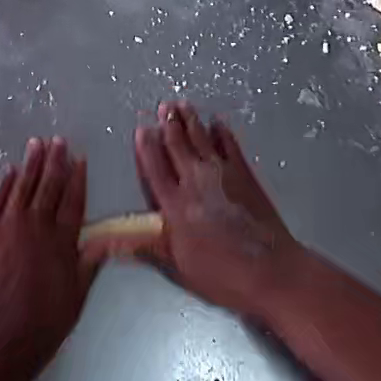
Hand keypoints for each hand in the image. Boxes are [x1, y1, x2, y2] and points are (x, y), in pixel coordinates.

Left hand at [0, 138, 97, 380]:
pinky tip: (10, 171)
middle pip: (48, 188)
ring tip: (37, 144)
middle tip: (59, 141)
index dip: (78, 179)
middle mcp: (35, 229)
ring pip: (22, 188)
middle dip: (55, 162)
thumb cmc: (38, 331)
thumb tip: (105, 239)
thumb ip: (88, 265)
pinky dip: (5, 184)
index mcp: (61, 243)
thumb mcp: (74, 301)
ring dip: (31, 164)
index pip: (73, 201)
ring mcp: (6, 230)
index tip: (80, 159)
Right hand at [124, 101, 304, 318]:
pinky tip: (217, 123)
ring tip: (183, 105)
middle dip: (170, 124)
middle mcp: (196, 183)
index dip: (147, 147)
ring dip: (191, 121)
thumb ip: (147, 247)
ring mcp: (223, 174)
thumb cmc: (223, 275)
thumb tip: (108, 242)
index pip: (155, 169)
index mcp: (176, 206)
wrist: (272, 270)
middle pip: (178, 146)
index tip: (142, 129)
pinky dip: (222, 133)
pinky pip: (230, 146)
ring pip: (202, 140)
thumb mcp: (179, 267)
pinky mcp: (245, 175)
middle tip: (164, 106)